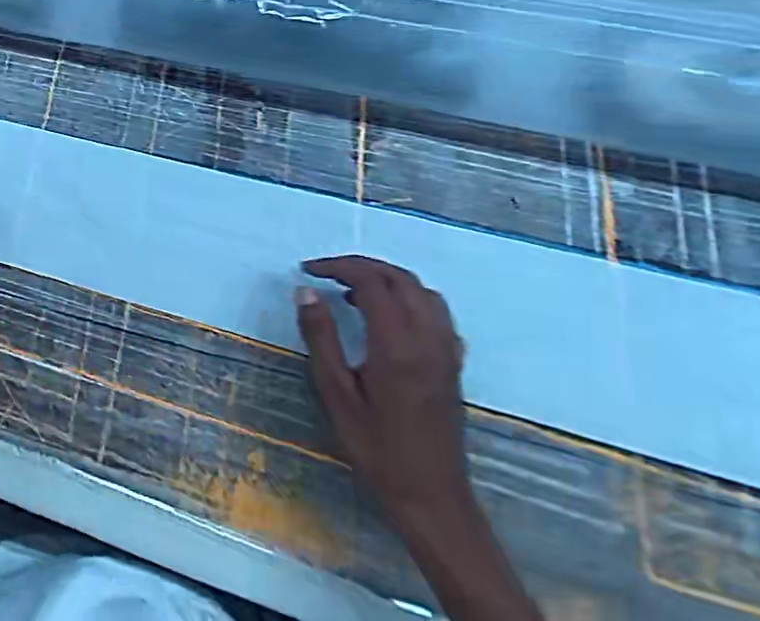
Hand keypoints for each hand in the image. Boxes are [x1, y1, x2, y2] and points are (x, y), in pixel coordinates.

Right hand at [296, 256, 542, 620]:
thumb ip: (320, 336)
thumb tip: (306, 292)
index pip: (373, 283)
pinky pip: (437, 315)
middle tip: (325, 271)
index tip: (307, 270)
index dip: (338, 267)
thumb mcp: (334, 390)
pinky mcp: (454, 366)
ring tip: (351, 291)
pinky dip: (409, 300)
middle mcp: (430, 342)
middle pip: (402, 280)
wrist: (429, 493)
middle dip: (362, 266)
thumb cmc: (373, 444)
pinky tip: (386, 318)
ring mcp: (448, 353)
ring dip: (388, 281)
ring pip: (425, 294)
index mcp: (398, 346)